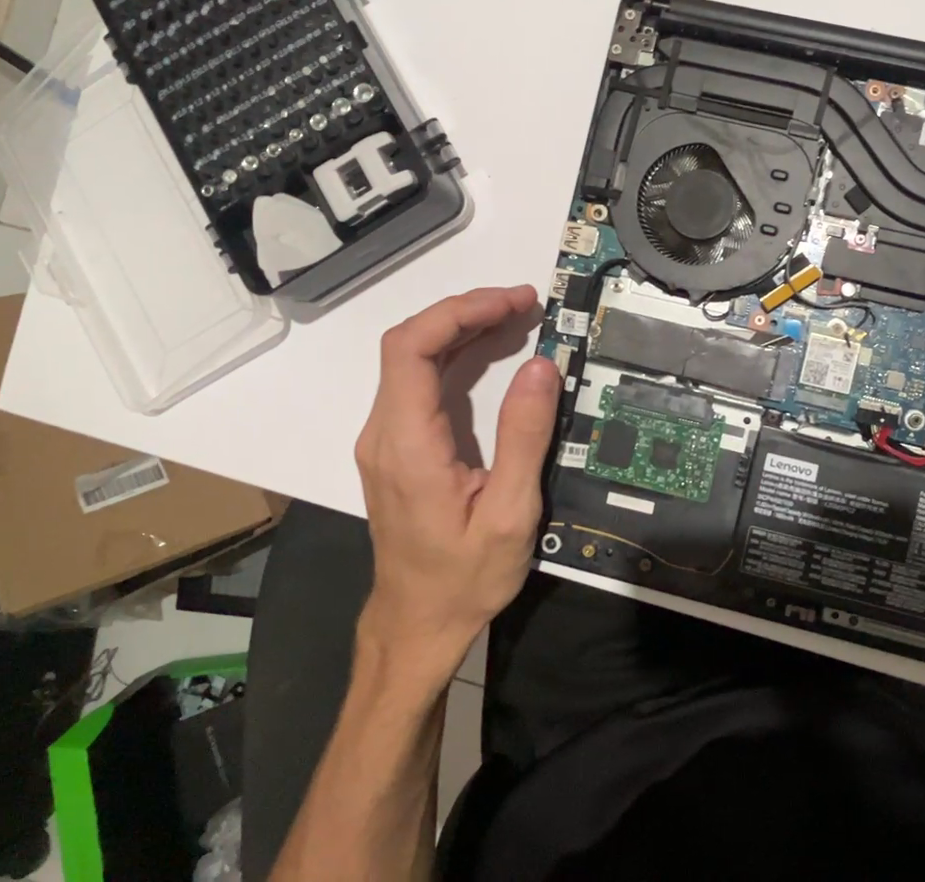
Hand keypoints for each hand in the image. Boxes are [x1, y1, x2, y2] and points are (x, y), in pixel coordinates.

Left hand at [353, 285, 560, 667]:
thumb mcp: (509, 514)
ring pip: (412, 360)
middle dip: (466, 312)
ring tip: (517, 319)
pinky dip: (455, 357)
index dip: (460, 311)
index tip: (513, 303)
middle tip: (525, 305)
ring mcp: (385, 439)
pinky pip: (419, 384)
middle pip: (409, 345)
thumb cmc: (464, 578)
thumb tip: (540, 367)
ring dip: (462, 330)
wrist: (419, 622)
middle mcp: (384, 432)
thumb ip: (523, 438)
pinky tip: (493, 353)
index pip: (411, 348)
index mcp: (407, 444)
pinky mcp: (397, 448)